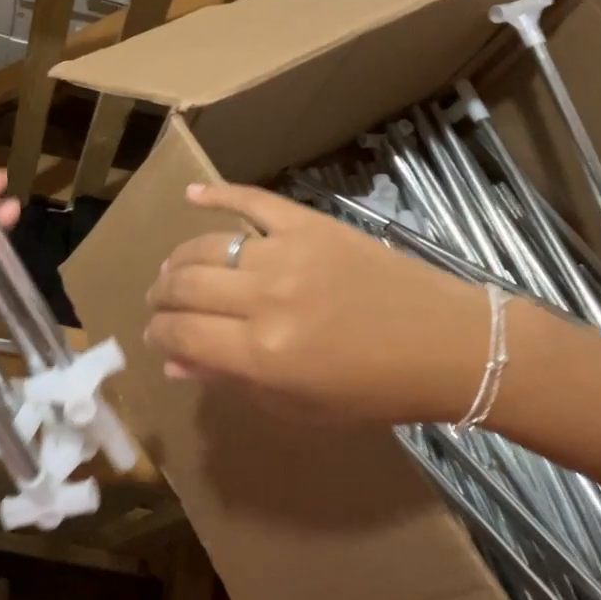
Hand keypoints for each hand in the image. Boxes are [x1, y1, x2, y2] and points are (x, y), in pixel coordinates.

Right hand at [144, 183, 494, 423]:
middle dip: (160, 296)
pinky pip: (251, 200)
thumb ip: (233, 380)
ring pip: (207, 245)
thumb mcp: (300, 405)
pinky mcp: (308, 223)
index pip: (182, 332)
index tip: (155, 335)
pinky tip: (191, 195)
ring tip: (172, 269)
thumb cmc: (374, 389)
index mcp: (265, 354)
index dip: (158, 333)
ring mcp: (286, 253)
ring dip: (178, 258)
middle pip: (186, 286)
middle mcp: (266, 299)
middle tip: (158, 301)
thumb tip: (175, 363)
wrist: (445, 343)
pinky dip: (217, 194)